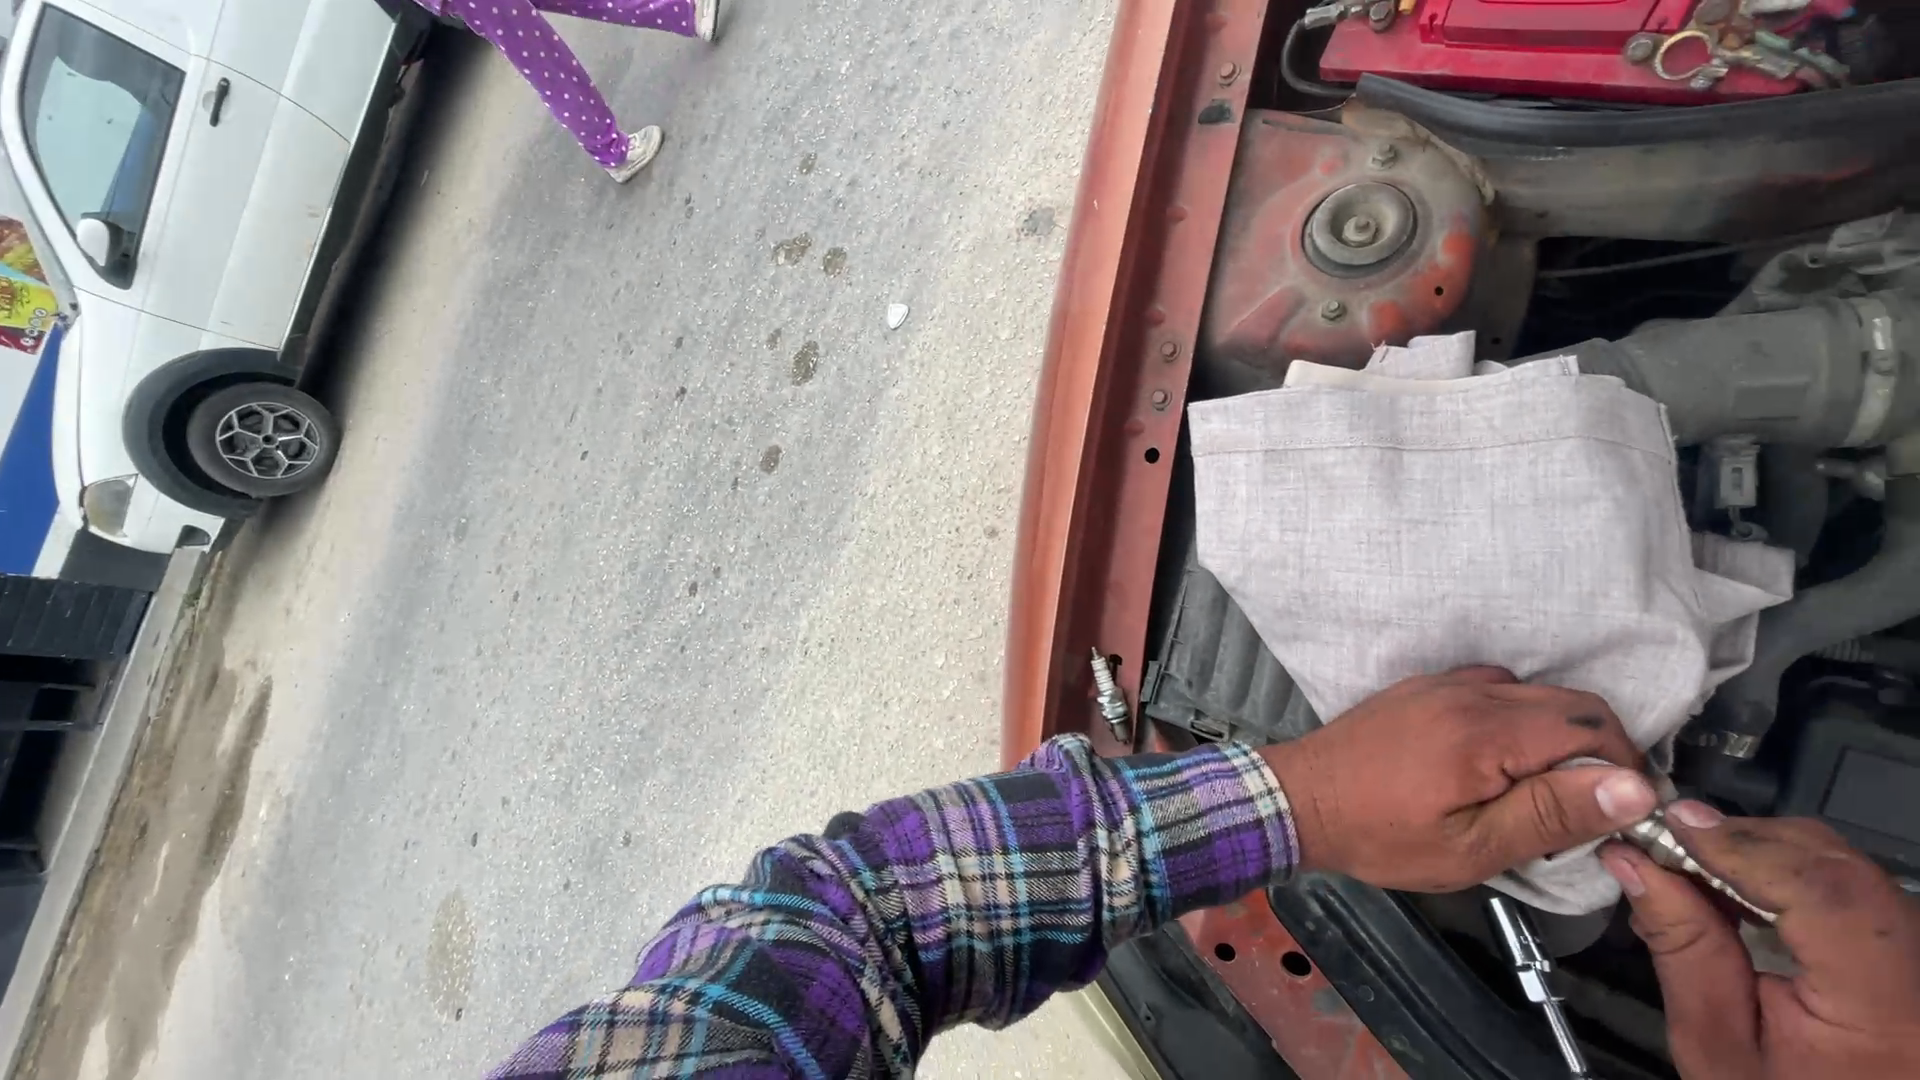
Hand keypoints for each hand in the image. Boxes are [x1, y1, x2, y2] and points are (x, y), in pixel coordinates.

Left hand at [1259, 666, 1657, 891]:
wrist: (1298, 800)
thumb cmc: (1380, 834)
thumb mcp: (1472, 846)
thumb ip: (1551, 812)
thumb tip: (1634, 786)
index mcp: (1484, 730)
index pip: (1592, 726)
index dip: (1622, 769)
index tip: (1612, 812)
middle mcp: (1463, 692)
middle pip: (1567, 702)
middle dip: (1595, 751)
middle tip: (1578, 806)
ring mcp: (1436, 684)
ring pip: (1528, 691)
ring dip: (1552, 731)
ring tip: (1534, 785)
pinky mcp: (1415, 689)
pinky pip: (1485, 686)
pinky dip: (1510, 715)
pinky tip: (1492, 756)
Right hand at [1599, 806, 1919, 1079]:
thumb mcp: (1713, 1040)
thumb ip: (1682, 947)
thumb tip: (1630, 859)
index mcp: (1886, 1013)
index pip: (1832, 896)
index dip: (1747, 845)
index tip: (1669, 824)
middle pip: (1839, 868)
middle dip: (1742, 839)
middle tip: (1666, 843)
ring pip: (1845, 866)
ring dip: (1759, 851)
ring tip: (1695, 868)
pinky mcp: (1915, 954)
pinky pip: (1854, 888)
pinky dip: (1787, 871)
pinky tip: (1739, 888)